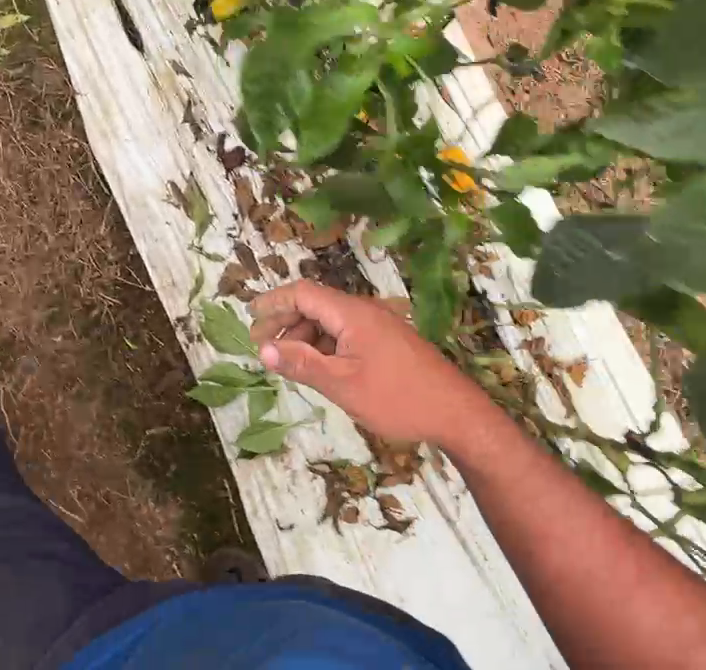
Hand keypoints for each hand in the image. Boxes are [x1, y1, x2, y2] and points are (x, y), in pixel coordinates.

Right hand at [250, 280, 497, 447]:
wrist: (456, 413)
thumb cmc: (396, 398)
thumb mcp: (341, 384)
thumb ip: (301, 364)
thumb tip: (262, 349)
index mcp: (352, 313)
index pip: (303, 293)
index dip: (273, 302)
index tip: (249, 317)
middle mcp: (364, 311)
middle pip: (315, 305)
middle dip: (284, 322)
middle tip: (261, 347)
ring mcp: (378, 326)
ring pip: (330, 321)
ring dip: (304, 336)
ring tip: (285, 362)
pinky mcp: (387, 342)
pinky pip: (346, 334)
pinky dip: (325, 345)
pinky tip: (318, 368)